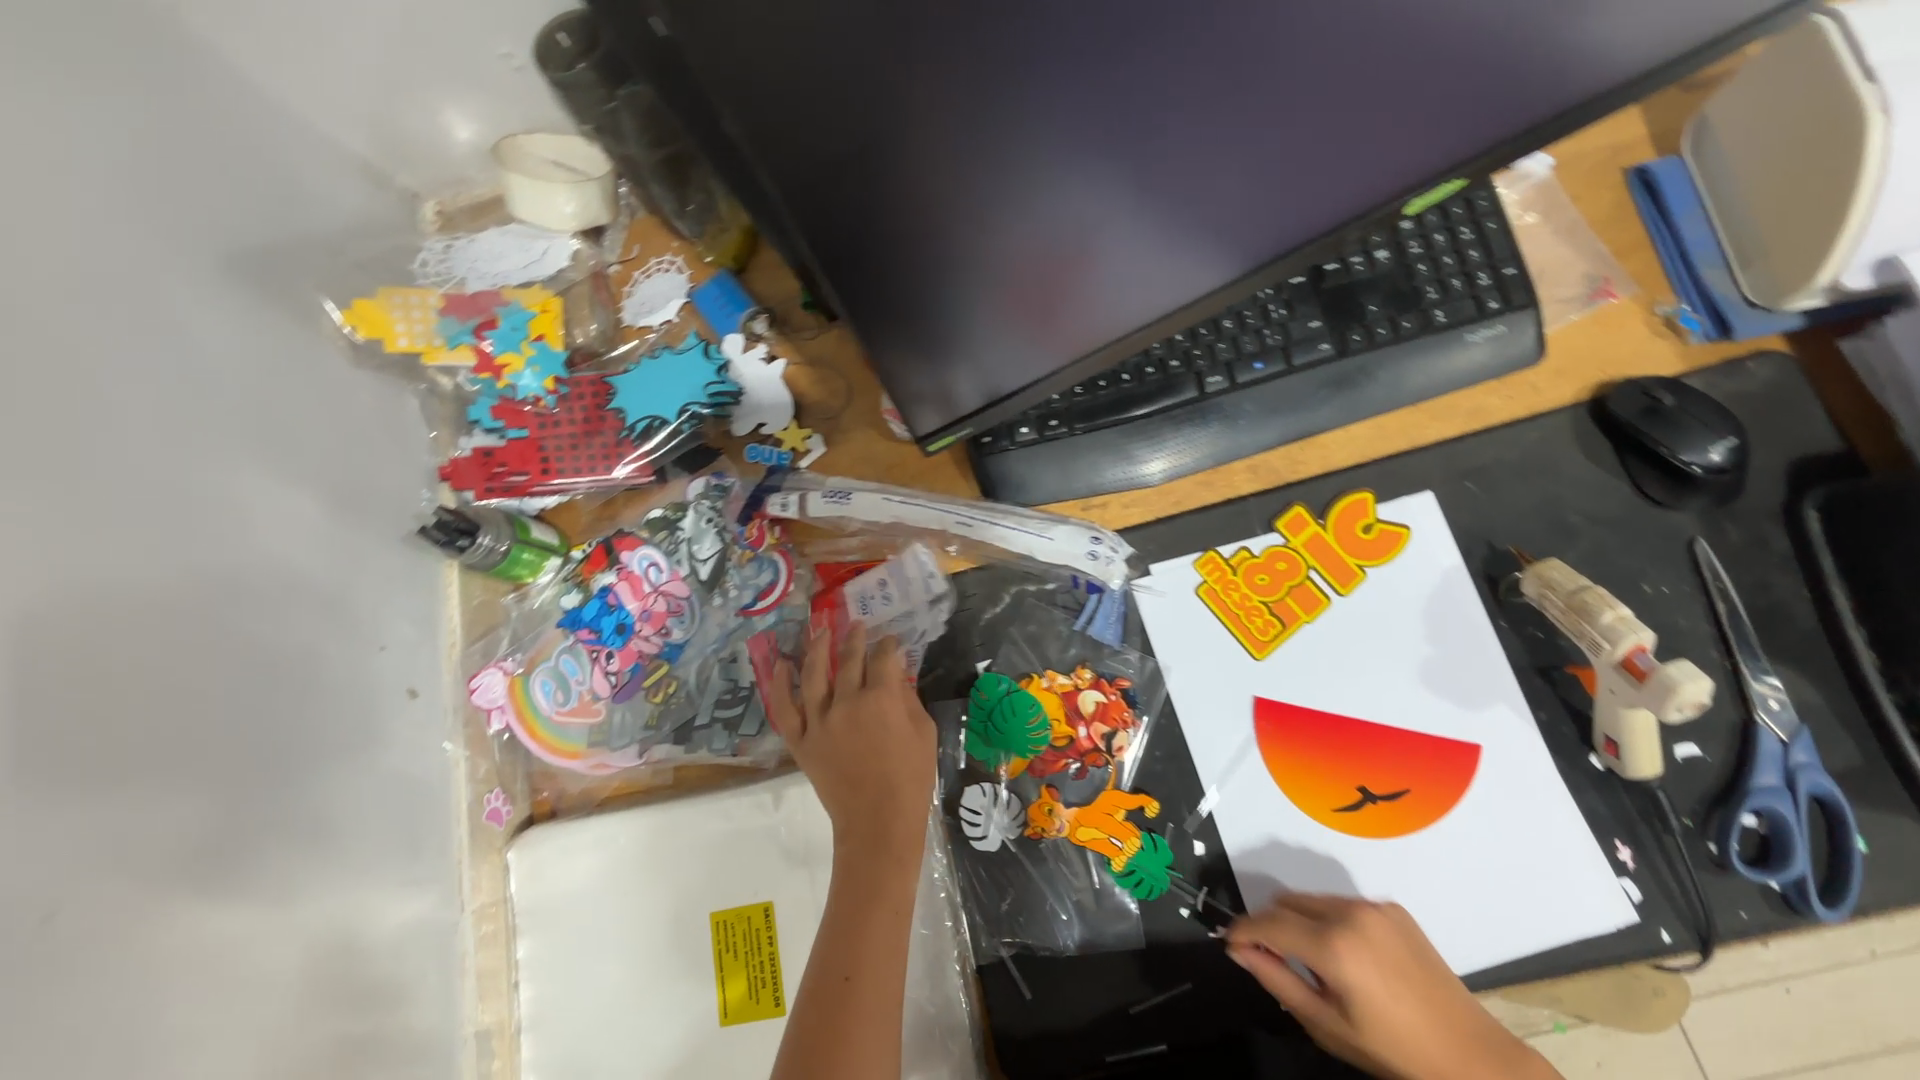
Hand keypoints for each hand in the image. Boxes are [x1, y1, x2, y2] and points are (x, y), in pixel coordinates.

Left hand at [767, 623, 937, 864]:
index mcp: (881, 699)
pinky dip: (780, 684)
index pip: (883, 659)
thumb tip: (896, 676)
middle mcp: (846, 702)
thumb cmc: (910, 780)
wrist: (878, 822)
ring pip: (813, 674)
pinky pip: (784, 708)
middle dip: (855, 638)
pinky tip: (782, 664)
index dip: (888, 645)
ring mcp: (819, 722)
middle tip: (857, 625)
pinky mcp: (801, 741)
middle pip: (849, 660)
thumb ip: (908, 699)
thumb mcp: (924, 733)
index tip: (891, 640)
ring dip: (818, 648)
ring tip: (821, 631)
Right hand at [1226, 894, 1559, 1079]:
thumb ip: (1276, 979)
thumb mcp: (1325, 1023)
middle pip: (1287, 901)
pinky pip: (1343, 904)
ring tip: (1310, 961)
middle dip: (1270, 924)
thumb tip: (1238, 950)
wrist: (1469, 1054)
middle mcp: (1351, 912)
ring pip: (1314, 899)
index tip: (1229, 943)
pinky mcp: (1394, 910)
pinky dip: (1329, 920)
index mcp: (1333, 945)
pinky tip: (1346, 956)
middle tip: (1269, 957)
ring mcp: (1375, 907)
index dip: (1242, 930)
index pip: (1268, 922)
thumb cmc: (1391, 1050)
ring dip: (1299, 920)